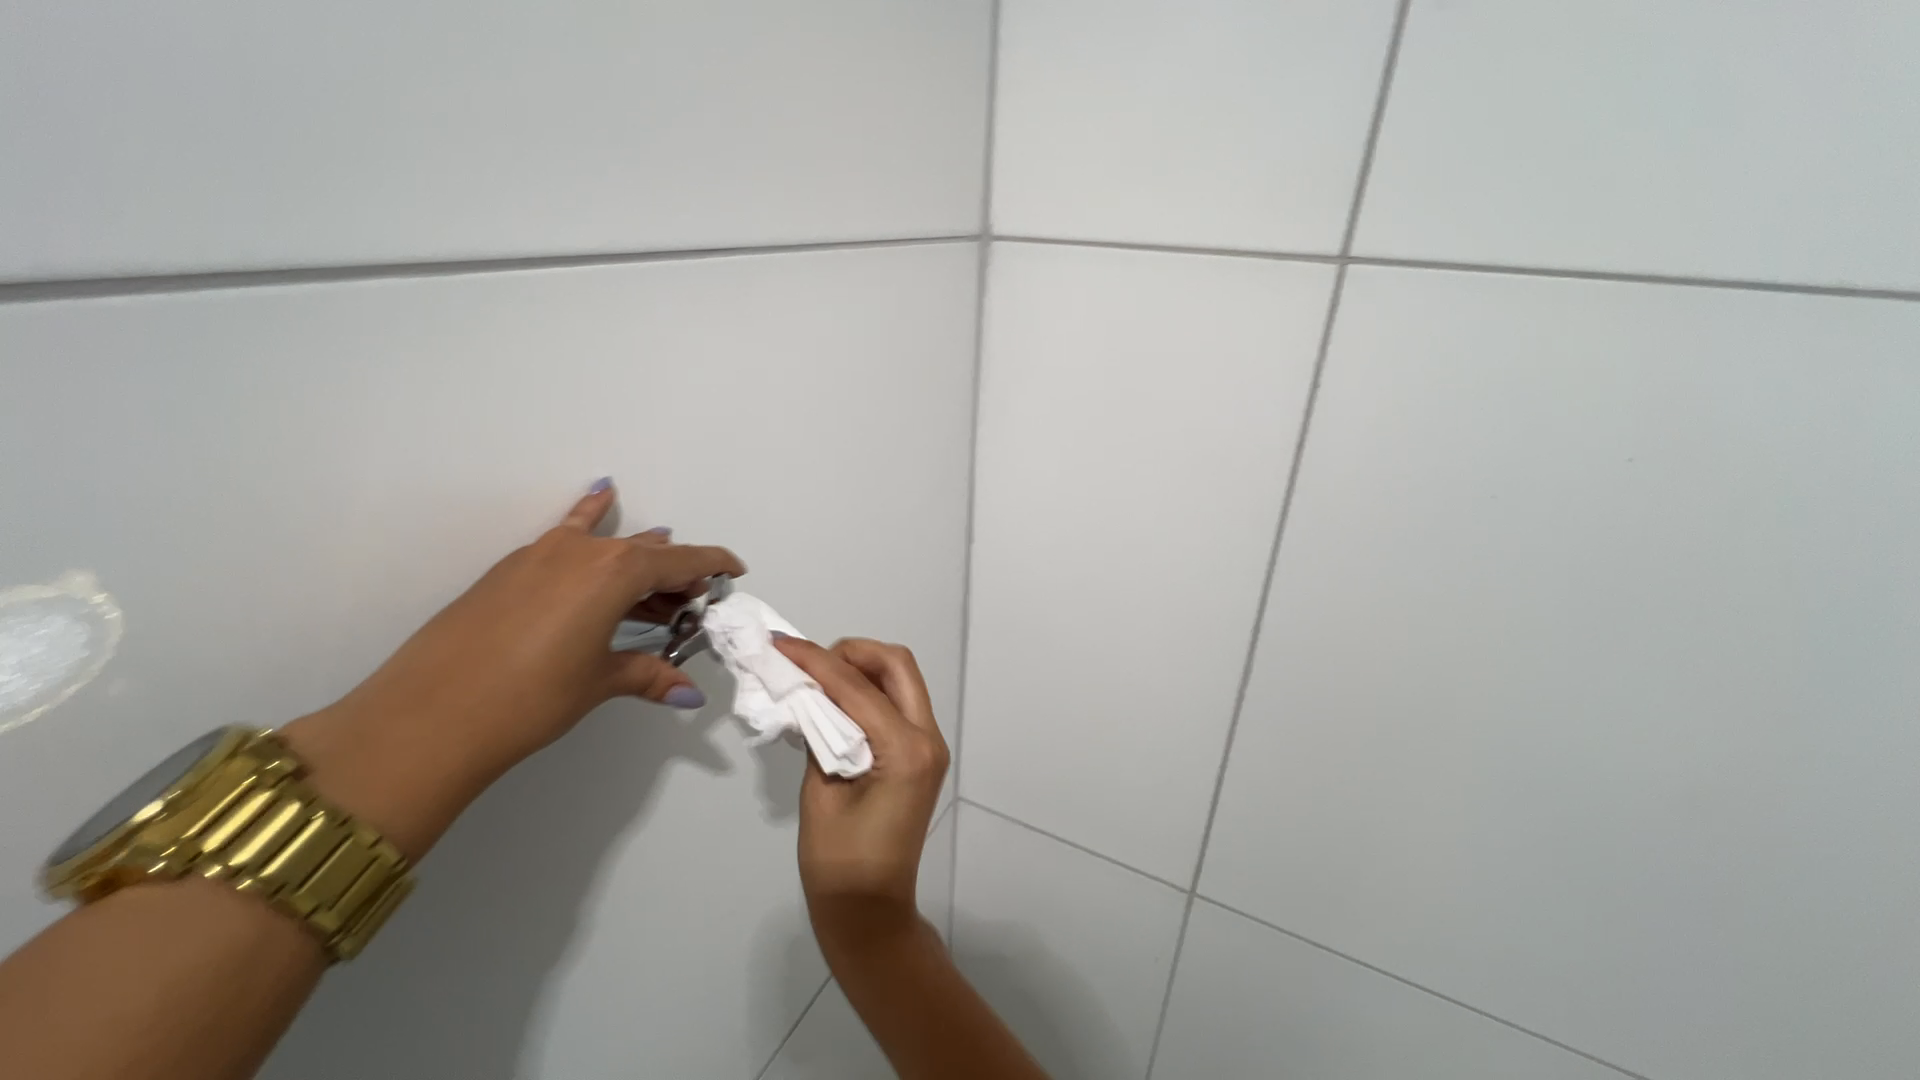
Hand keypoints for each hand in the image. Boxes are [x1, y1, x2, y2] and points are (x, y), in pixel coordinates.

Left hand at [284, 480, 744, 855]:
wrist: (429, 716)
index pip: (681, 561)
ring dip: (636, 564)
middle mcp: (582, 552)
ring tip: (657, 584)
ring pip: (606, 547)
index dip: (713, 566)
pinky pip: (565, 539)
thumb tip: (687, 692)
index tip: (735, 571)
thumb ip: (647, 676)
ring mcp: (540, 556)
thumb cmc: (531, 698)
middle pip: (645, 554)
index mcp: (616, 572)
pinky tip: (598, 497)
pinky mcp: (510, 570)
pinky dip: (587, 524)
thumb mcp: (599, 682)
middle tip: (692, 604)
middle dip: (674, 576)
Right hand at [775, 637, 949, 953]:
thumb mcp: (820, 791)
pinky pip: (899, 705)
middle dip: (852, 653)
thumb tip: (808, 695)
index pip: (857, 686)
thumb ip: (819, 733)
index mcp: (906, 750)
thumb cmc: (838, 863)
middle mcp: (927, 739)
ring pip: (901, 680)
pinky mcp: (921, 756)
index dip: (815, 660)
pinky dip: (869, 692)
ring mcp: (930, 747)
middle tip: (809, 664)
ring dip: (862, 669)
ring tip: (818, 679)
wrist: (869, 912)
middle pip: (897, 665)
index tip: (780, 644)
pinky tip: (835, 701)